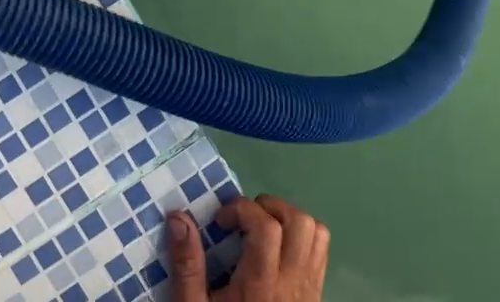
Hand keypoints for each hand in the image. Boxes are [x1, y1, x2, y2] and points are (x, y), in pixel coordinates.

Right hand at [168, 196, 328, 300]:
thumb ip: (187, 265)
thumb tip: (179, 217)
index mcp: (261, 282)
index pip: (265, 225)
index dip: (240, 208)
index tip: (219, 222)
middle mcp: (293, 281)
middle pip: (298, 222)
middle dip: (268, 207)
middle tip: (241, 221)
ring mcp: (310, 289)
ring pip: (316, 234)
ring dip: (288, 220)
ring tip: (260, 231)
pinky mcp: (317, 296)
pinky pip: (320, 253)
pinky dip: (301, 239)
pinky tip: (275, 252)